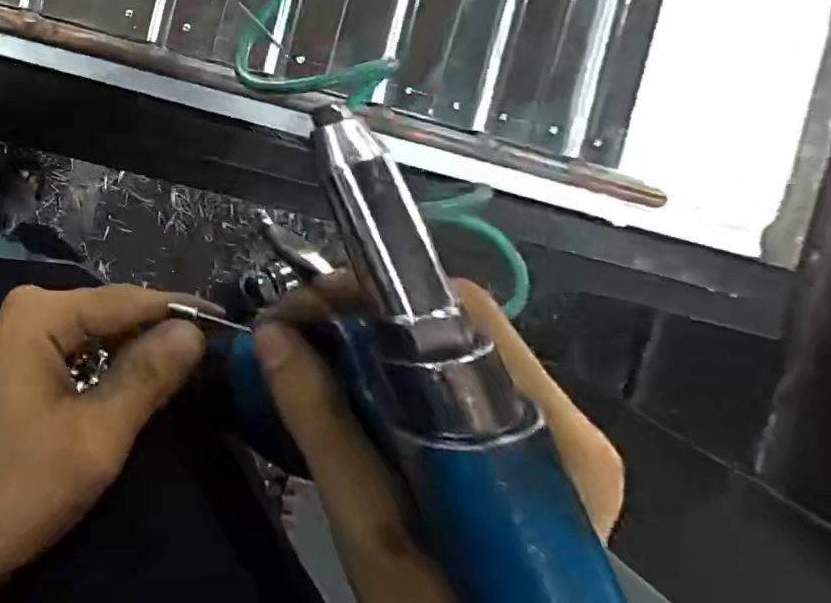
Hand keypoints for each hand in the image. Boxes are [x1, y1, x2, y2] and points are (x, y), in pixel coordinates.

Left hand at [0, 284, 209, 601]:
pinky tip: (148, 369)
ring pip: (100, 326)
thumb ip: (146, 376)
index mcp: (39, 313)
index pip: (122, 300)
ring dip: (141, 343)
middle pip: (110, 309)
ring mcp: (26, 328)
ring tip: (194, 354)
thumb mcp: (98, 434)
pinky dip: (117, 357)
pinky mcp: (29, 353)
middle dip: (159, 325)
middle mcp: (30, 305)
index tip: (225, 318)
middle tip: (217, 342)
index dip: (176, 307)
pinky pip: (85, 344)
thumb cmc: (27, 483)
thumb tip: (193, 331)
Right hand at [254, 277, 624, 602]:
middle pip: (446, 321)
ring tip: (303, 356)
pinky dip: (385, 375)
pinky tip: (345, 394)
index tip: (299, 309)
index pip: (457, 309)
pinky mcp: (523, 455)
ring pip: (440, 348)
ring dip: (364, 344)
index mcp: (548, 433)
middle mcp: (561, 421)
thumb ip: (324, 429)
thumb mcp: (377, 537)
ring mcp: (546, 438)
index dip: (368, 293)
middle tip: (288, 332)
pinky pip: (444, 382)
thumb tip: (270, 335)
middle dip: (355, 315)